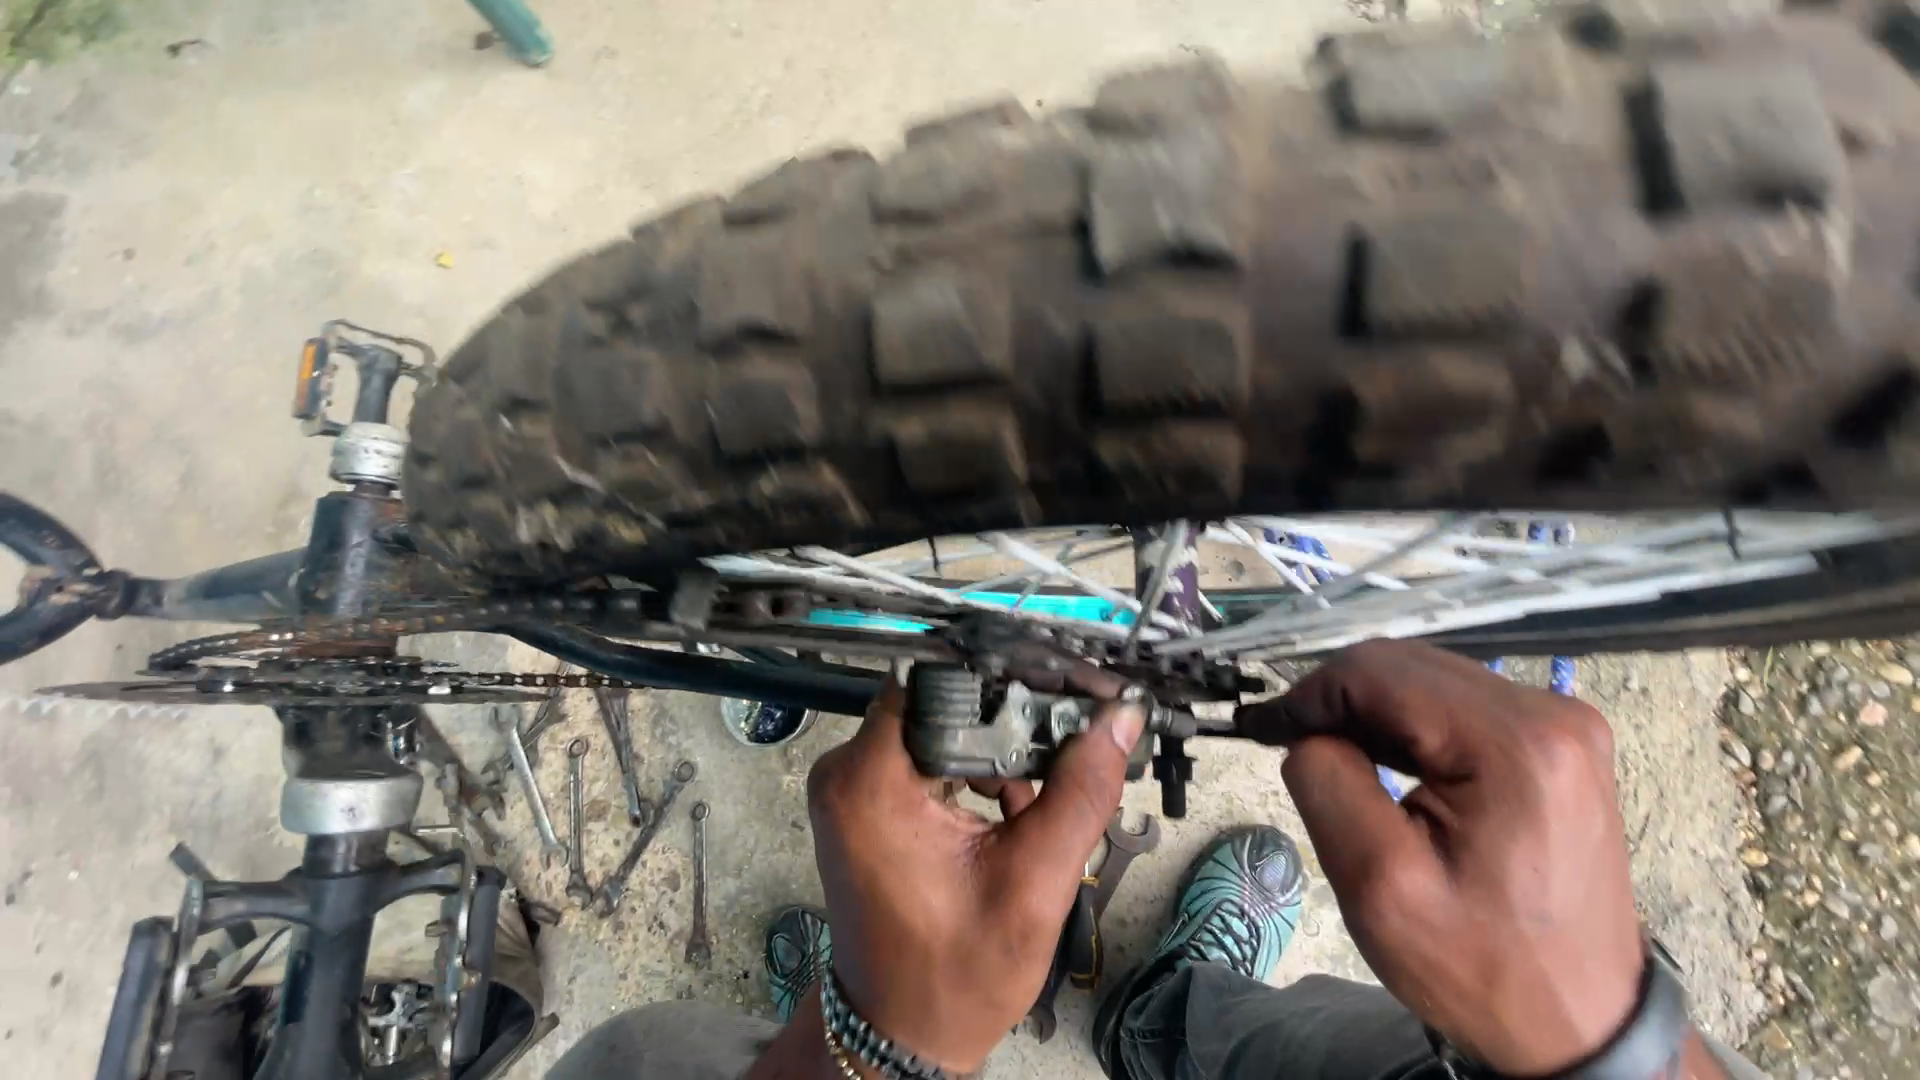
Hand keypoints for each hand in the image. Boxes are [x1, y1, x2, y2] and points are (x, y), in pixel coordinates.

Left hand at [806, 667, 1145, 1071]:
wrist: (903, 1027)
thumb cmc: (957, 971)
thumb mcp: (1034, 883)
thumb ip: (1080, 792)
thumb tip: (1120, 719)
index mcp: (870, 782)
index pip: (934, 680)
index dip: (999, 675)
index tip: (1055, 690)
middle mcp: (847, 771)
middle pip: (937, 701)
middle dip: (1003, 721)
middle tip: (1058, 747)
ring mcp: (851, 784)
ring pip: (935, 725)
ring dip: (990, 750)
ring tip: (1030, 798)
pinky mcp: (862, 798)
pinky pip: (922, 753)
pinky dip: (968, 770)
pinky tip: (1005, 806)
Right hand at [1237, 642, 1644, 1075]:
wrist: (1580, 1024)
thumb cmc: (1478, 963)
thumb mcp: (1376, 880)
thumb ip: (1325, 780)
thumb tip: (1310, 731)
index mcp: (1514, 741)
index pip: (1375, 671)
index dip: (1307, 694)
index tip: (1262, 729)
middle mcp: (1548, 712)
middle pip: (1401, 666)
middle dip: (1333, 700)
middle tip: (1285, 742)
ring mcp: (1558, 723)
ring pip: (1422, 679)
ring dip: (1364, 710)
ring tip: (1324, 754)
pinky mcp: (1552, 741)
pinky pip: (1450, 703)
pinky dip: (1400, 722)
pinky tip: (1377, 759)